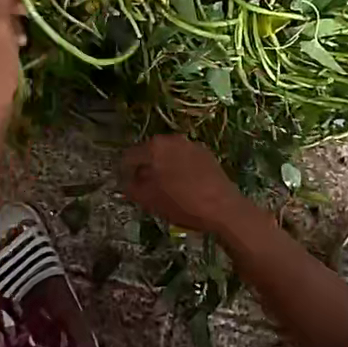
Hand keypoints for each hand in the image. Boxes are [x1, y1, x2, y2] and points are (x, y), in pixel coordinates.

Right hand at [120, 135, 259, 236]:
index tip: (126, 185)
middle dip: (145, 168)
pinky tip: (184, 186)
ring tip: (164, 188)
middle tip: (144, 188)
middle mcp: (173, 139)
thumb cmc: (182, 203)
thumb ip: (132, 188)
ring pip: (169, 155)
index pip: (130, 156)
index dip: (124, 171)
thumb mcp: (150, 200)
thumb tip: (127, 182)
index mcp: (155, 147)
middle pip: (151, 152)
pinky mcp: (207, 153)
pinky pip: (185, 159)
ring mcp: (192, 145)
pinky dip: (180, 168)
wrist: (223, 207)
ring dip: (163, 168)